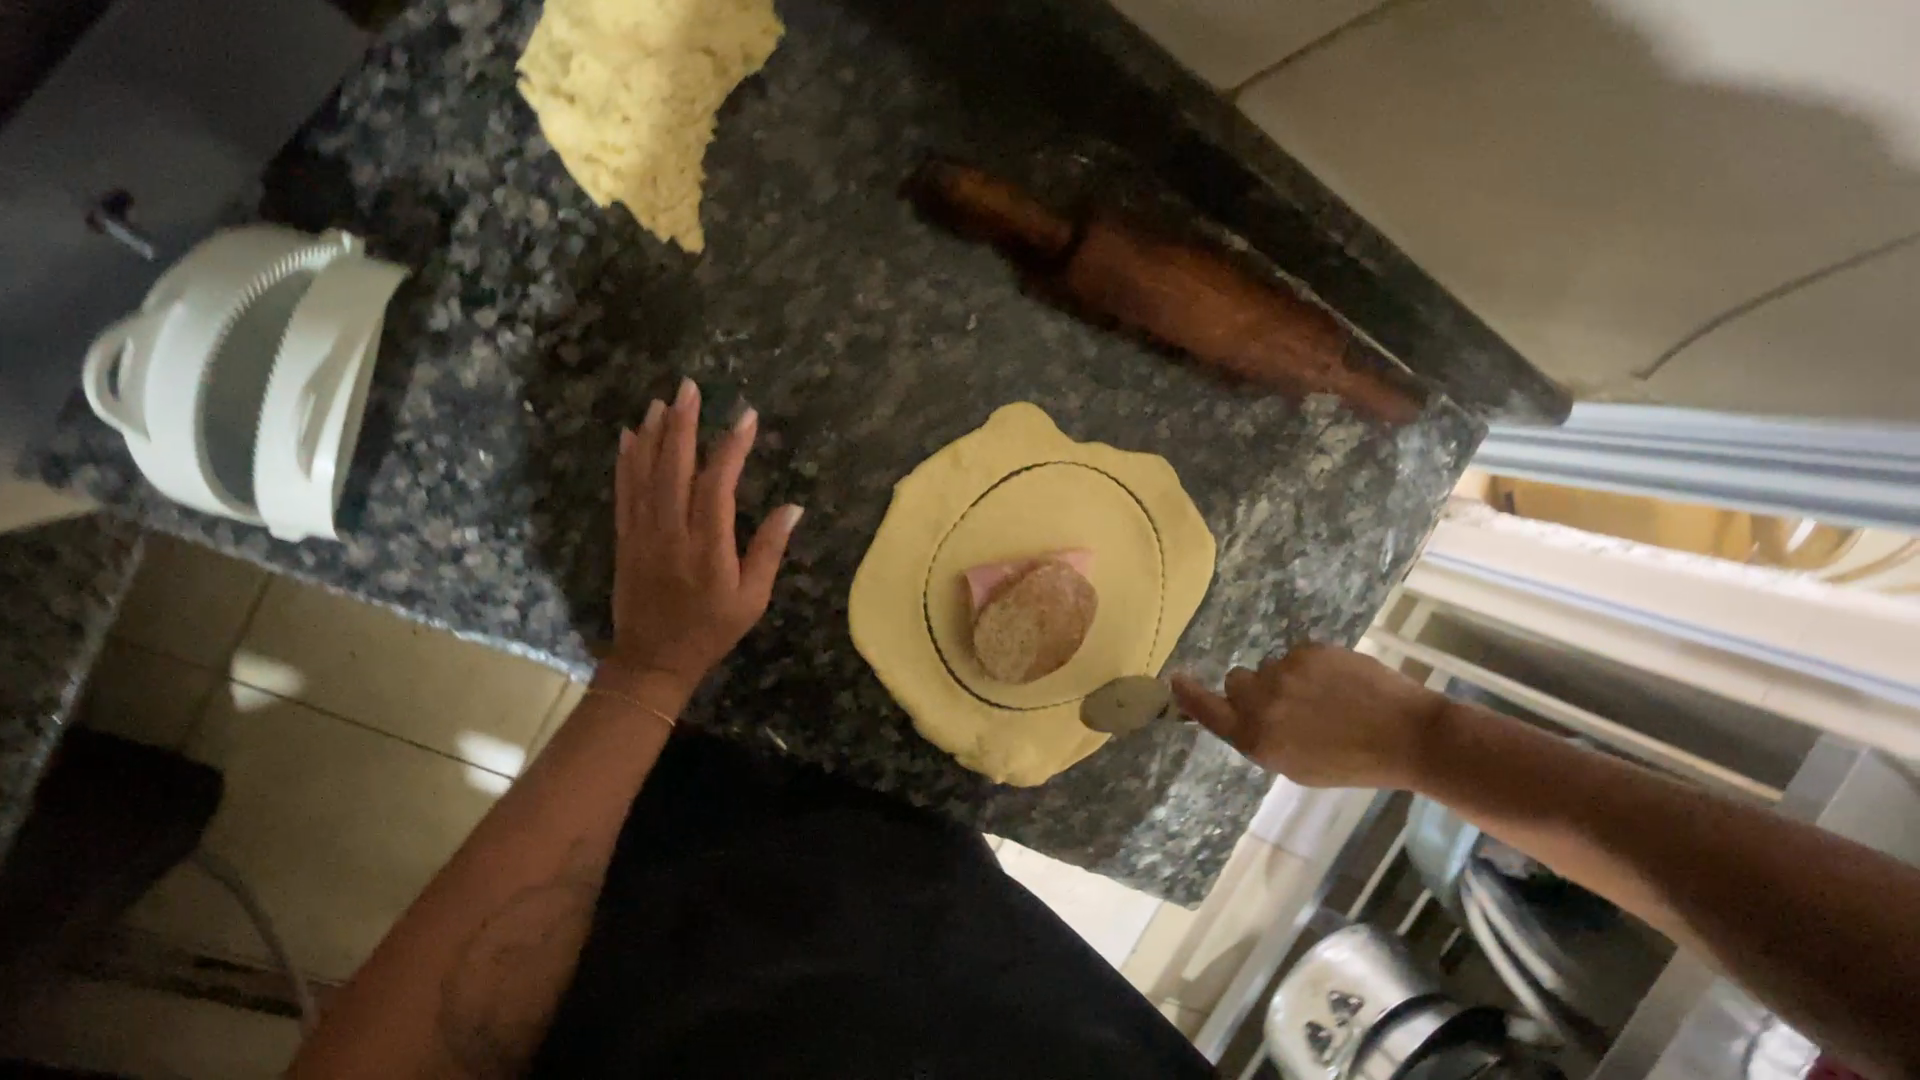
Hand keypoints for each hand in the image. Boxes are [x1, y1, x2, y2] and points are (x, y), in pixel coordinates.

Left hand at [603, 377, 803, 701]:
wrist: (652, 660)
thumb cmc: (711, 630)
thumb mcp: (752, 598)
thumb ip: (769, 550)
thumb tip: (793, 507)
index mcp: (707, 547)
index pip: (717, 484)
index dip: (731, 447)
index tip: (745, 416)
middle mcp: (671, 532)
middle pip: (674, 467)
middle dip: (683, 424)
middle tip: (689, 387)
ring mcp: (642, 533)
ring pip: (645, 473)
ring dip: (653, 433)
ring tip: (661, 401)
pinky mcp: (625, 538)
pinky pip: (624, 491)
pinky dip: (626, 460)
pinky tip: (629, 436)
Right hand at [1171, 644, 1449, 788]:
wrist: (1408, 736)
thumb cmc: (1353, 762)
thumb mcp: (1296, 766)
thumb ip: (1261, 738)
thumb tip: (1245, 714)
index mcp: (1257, 739)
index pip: (1207, 709)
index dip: (1188, 694)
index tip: (1175, 679)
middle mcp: (1261, 704)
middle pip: (1236, 681)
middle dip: (1253, 689)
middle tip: (1288, 705)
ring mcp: (1284, 673)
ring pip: (1269, 667)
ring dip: (1286, 679)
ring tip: (1326, 698)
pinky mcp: (1309, 651)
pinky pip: (1297, 654)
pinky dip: (1312, 667)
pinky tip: (1340, 683)